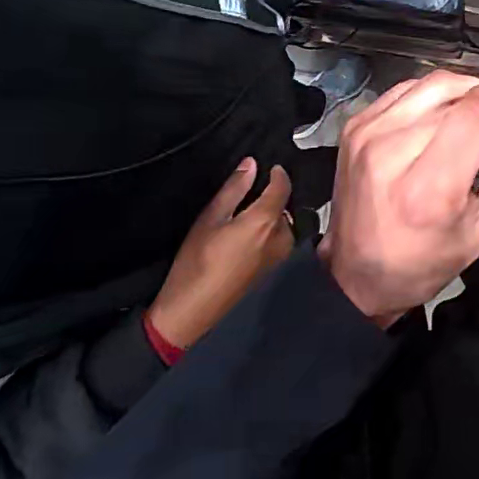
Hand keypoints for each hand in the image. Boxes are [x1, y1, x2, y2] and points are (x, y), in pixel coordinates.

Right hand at [146, 159, 294, 349]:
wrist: (194, 314)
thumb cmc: (195, 264)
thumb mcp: (209, 221)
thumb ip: (234, 190)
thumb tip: (252, 164)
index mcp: (266, 221)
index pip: (283, 187)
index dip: (278, 175)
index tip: (271, 168)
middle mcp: (283, 236)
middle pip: (283, 208)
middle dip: (271, 200)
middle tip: (249, 198)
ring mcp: (284, 255)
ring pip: (283, 226)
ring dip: (270, 220)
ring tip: (245, 222)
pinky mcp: (279, 269)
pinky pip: (280, 243)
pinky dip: (270, 236)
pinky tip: (249, 242)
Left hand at [320, 69, 478, 324]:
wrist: (351, 276)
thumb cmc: (418, 264)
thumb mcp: (478, 238)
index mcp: (426, 185)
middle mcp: (392, 148)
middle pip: (462, 92)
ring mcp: (369, 131)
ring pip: (437, 83)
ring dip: (477, 86)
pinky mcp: (358, 124)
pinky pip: (410, 89)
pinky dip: (443, 92)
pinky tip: (460, 105)